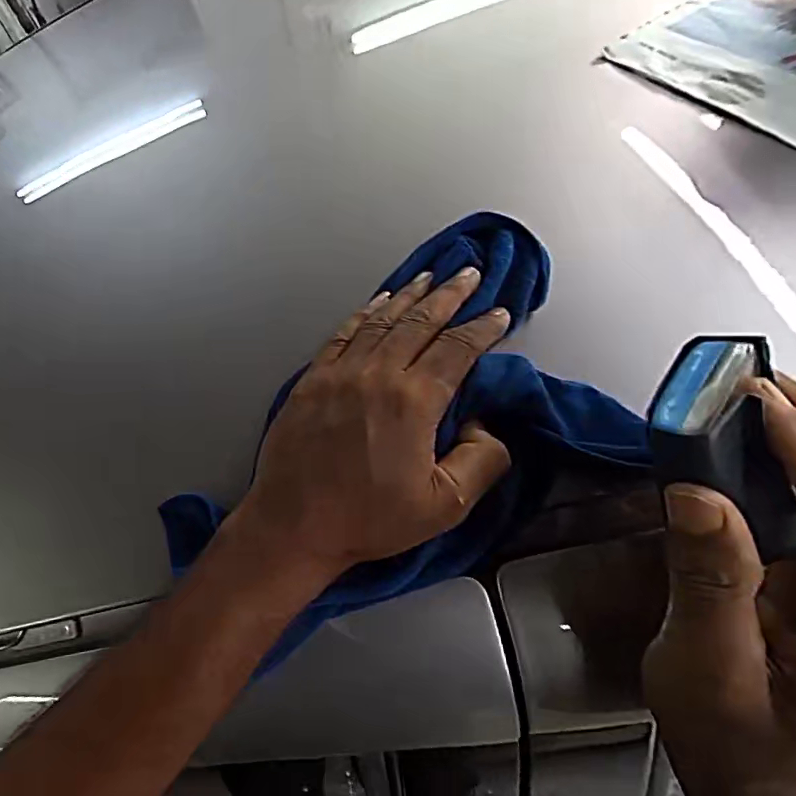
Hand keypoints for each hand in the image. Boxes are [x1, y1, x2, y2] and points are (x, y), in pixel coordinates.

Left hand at [223, 267, 513, 581]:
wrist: (295, 520)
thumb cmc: (368, 517)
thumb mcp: (446, 504)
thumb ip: (481, 459)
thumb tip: (485, 425)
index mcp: (412, 402)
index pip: (456, 350)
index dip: (482, 329)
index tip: (500, 314)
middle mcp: (373, 376)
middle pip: (418, 323)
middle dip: (448, 296)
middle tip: (468, 275)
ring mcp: (336, 375)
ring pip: (379, 322)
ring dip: (407, 298)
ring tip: (428, 279)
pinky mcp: (310, 381)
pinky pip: (341, 336)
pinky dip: (363, 315)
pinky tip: (376, 304)